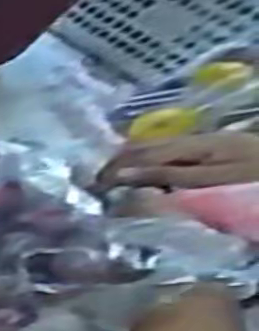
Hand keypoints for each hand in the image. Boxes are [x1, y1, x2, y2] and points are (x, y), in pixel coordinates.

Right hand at [98, 132, 258, 189]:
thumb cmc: (256, 178)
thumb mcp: (210, 180)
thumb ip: (163, 176)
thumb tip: (116, 175)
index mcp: (194, 144)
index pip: (137, 153)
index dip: (109, 170)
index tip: (88, 191)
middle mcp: (195, 139)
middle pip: (142, 149)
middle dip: (114, 167)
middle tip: (93, 190)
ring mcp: (204, 145)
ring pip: (151, 152)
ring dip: (128, 168)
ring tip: (111, 187)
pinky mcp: (210, 153)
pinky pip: (165, 158)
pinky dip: (145, 169)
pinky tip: (139, 181)